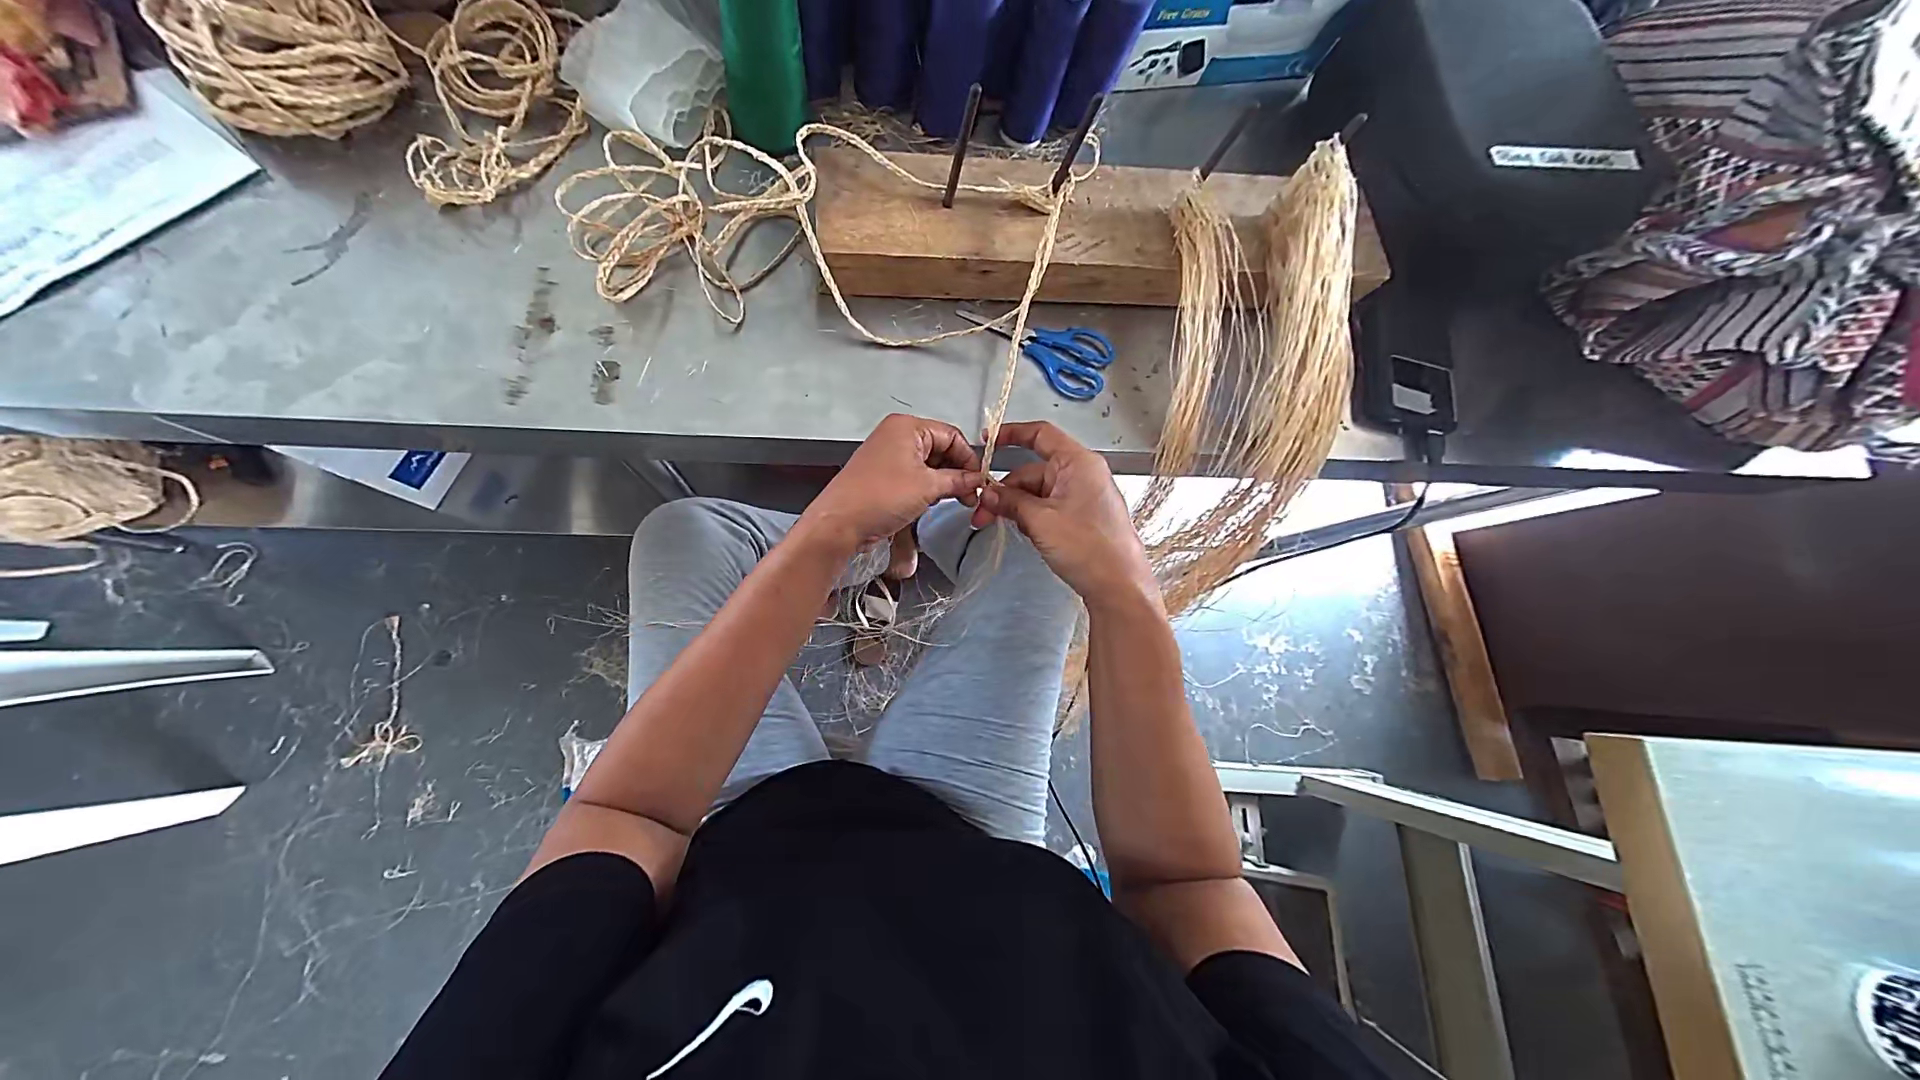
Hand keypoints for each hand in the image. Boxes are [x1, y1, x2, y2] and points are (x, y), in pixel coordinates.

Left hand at [798, 414, 983, 554]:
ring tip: (956, 500)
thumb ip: (958, 480)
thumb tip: (975, 480)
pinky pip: (915, 475)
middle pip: (941, 448)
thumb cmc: (876, 497)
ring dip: (944, 482)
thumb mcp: (928, 487)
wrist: (840, 523)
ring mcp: (889, 455)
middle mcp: (897, 435)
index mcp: (907, 426)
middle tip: (971, 494)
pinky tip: (935, 501)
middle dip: (957, 472)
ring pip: (929, 464)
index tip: (979, 480)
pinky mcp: (884, 475)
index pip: (952, 435)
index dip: (969, 458)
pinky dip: (928, 487)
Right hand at [972, 421, 1156, 606]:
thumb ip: (1010, 501)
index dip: (1012, 434)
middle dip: (1005, 489)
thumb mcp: (1040, 520)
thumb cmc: (1092, 549)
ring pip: (1038, 492)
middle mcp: (1083, 475)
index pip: (1041, 434)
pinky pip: (1049, 507)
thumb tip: (989, 493)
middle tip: (983, 509)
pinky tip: (1021, 531)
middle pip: (1033, 471)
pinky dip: (1031, 516)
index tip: (989, 440)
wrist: (1119, 586)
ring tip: (997, 523)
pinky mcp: (1082, 517)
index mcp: (1078, 463)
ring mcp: (1083, 496)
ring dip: (1015, 506)